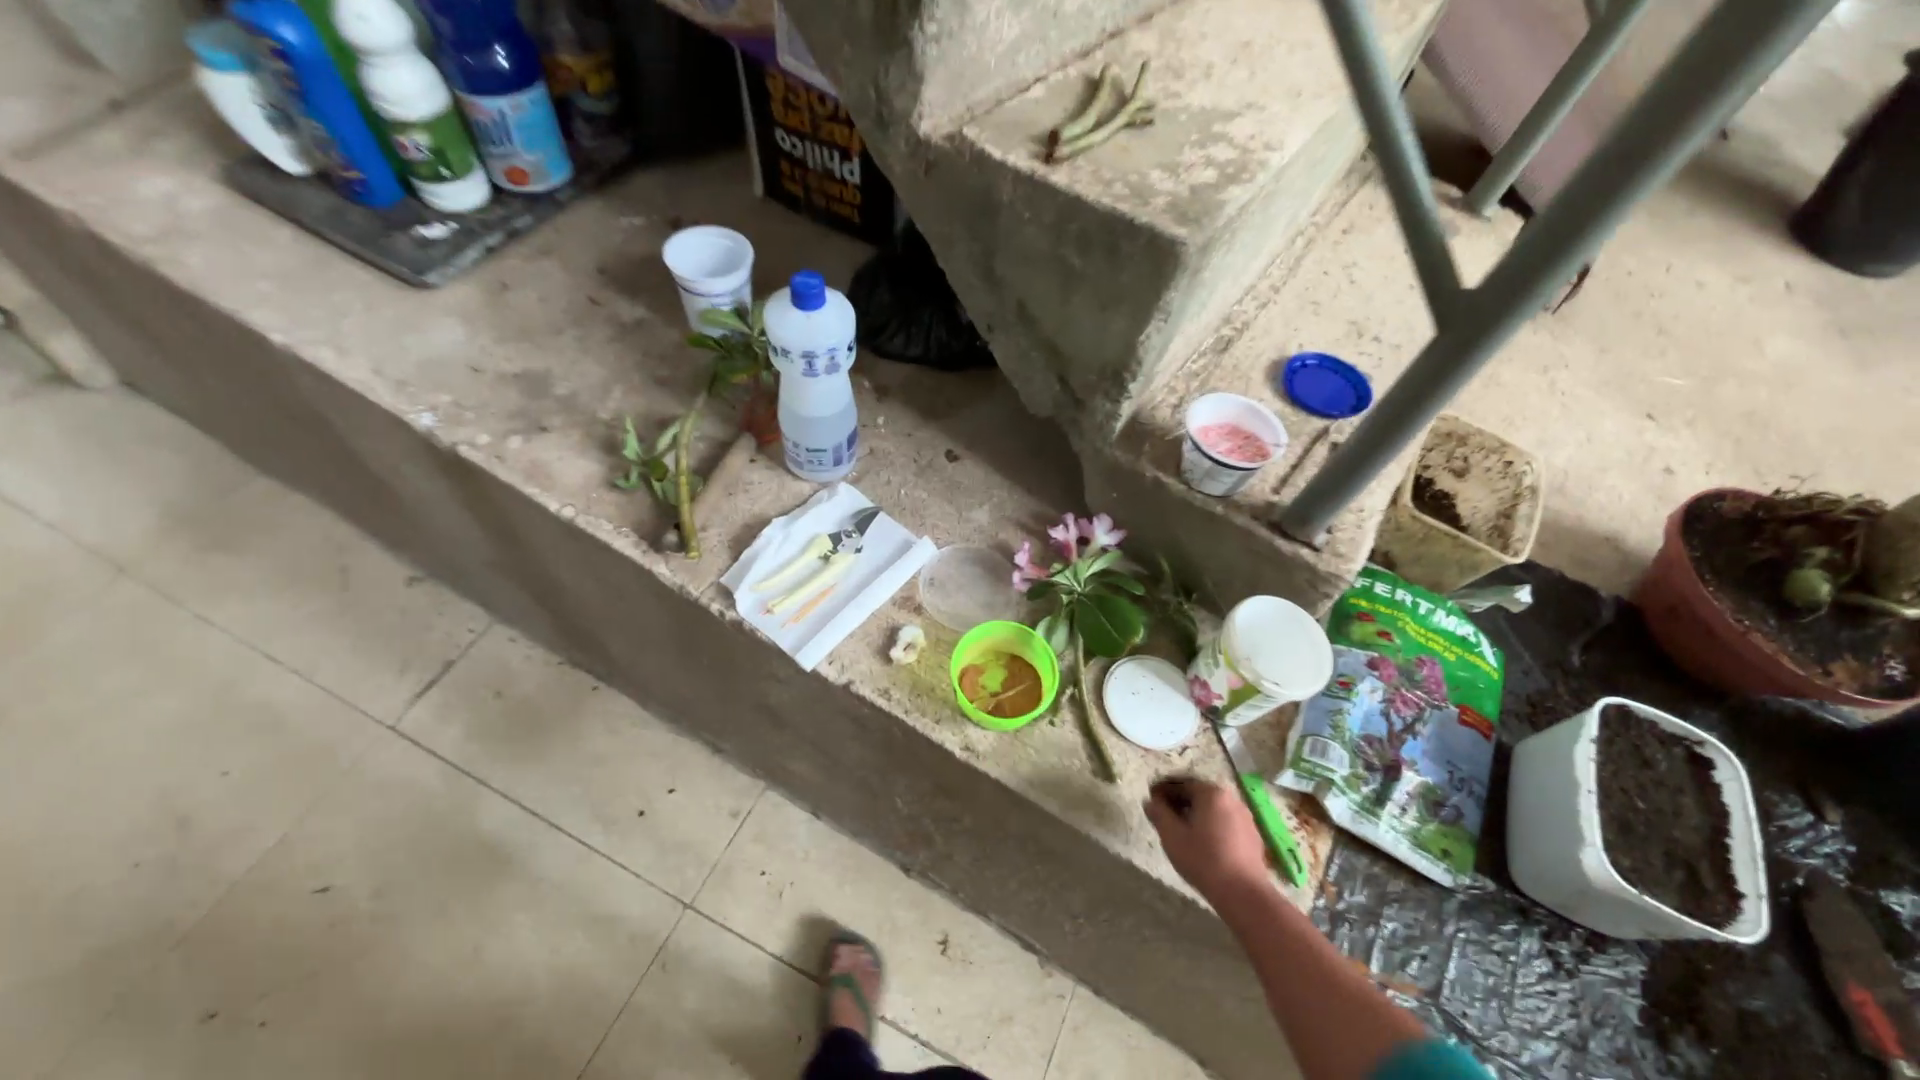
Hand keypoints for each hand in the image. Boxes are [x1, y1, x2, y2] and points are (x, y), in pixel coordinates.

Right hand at [1144, 778, 1269, 900]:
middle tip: (1163, 813)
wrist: (1243, 892)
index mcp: (1211, 793)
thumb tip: (1151, 801)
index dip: (1163, 789)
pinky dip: (1211, 824)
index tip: (1151, 798)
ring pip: (1214, 808)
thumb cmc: (1203, 859)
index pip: (1182, 783)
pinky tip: (1203, 841)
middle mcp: (1230, 798)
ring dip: (1196, 813)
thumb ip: (1159, 814)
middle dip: (1180, 800)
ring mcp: (1244, 816)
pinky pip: (1226, 821)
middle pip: (1200, 793)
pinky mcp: (1252, 834)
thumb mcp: (1172, 836)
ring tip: (1181, 828)